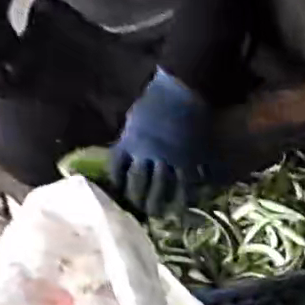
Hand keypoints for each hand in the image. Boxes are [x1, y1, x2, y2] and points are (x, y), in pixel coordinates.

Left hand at [110, 68, 210, 218]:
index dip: (117, 182)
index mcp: (130, 141)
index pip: (117, 167)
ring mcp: (168, 158)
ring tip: (159, 215)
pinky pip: (185, 184)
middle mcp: (147, 153)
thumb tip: (129, 152)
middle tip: (139, 211)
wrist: (181, 90)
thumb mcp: (135, 118)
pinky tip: (182, 207)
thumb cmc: (156, 99)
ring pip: (162, 188)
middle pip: (139, 183)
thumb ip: (131, 138)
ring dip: (159, 204)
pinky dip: (183, 197)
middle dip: (137, 199)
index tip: (118, 192)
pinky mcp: (188, 160)